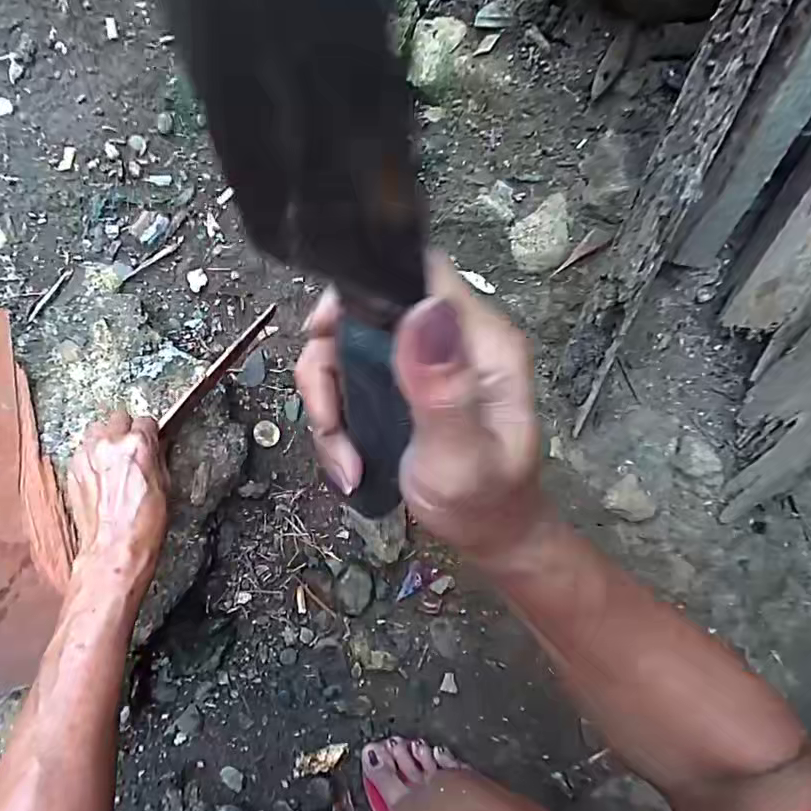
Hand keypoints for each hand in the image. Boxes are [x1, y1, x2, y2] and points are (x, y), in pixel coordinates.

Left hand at [65, 410, 168, 582]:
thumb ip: (158, 458)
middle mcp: (109, 444)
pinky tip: (101, 476)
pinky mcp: (73, 469)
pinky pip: (83, 451)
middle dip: (126, 430)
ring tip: (113, 460)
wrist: (114, 548)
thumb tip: (156, 447)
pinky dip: (92, 457)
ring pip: (96, 430)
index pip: (145, 420)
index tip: (150, 441)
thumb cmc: (142, 525)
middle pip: (118, 417)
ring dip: (106, 440)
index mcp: (137, 445)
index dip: (150, 433)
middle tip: (131, 448)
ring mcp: (87, 455)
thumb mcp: (165, 486)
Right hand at [294, 252, 545, 563]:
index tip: (323, 334)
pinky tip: (348, 462)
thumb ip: (442, 390)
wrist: (487, 535)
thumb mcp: (460, 457)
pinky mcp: (398, 386)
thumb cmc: (483, 502)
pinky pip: (345, 383)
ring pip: (344, 352)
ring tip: (344, 459)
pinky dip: (335, 421)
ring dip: (327, 405)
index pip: (417, 275)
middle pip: (363, 314)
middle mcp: (448, 340)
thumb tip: (422, 312)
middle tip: (328, 420)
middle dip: (329, 366)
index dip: (361, 291)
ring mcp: (419, 363)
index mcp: (480, 342)